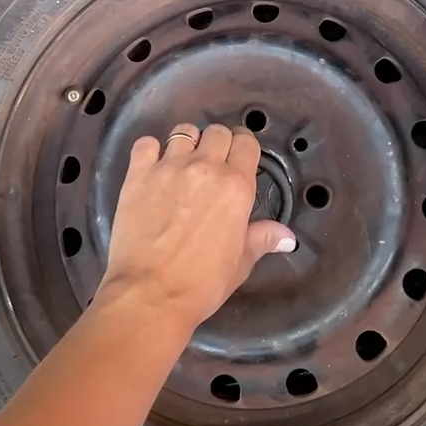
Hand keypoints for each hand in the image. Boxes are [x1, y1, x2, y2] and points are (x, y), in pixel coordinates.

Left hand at [96, 122, 297, 330]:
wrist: (150, 293)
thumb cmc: (201, 283)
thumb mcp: (240, 262)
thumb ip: (262, 239)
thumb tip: (287, 237)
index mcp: (236, 186)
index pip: (247, 143)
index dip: (244, 147)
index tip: (239, 159)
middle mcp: (205, 168)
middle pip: (217, 132)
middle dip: (218, 143)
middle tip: (213, 164)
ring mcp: (169, 167)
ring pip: (183, 131)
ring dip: (187, 143)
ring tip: (183, 162)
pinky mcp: (138, 175)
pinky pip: (146, 143)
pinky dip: (151, 150)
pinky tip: (152, 166)